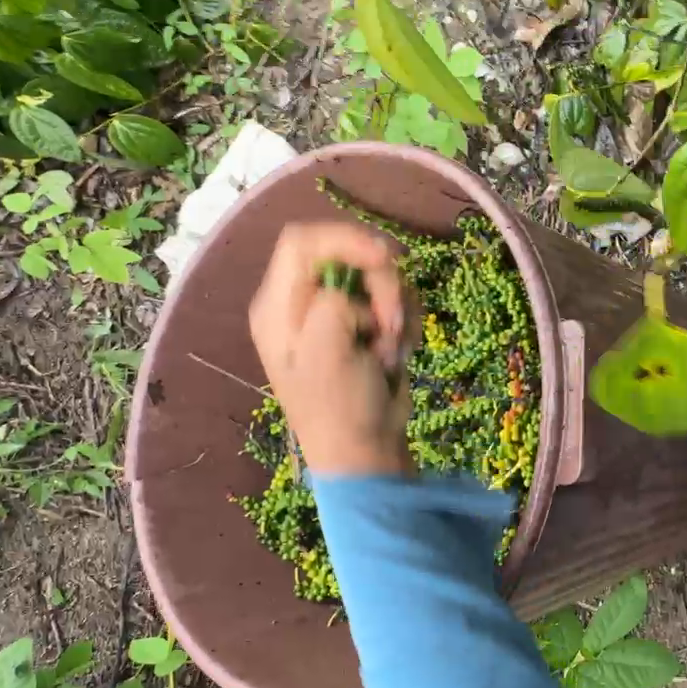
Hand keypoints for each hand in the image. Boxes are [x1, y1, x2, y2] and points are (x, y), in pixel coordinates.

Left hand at [248, 222, 413, 475]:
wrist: (366, 448)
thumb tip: (356, 293)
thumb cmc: (338, 406)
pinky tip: (400, 352)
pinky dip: (407, 322)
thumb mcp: (325, 353)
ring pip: (381, 277)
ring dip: (399, 309)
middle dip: (383, 285)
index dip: (346, 239)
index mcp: (279, 305)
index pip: (304, 241)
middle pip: (351, 256)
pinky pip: (398, 300)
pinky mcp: (370, 324)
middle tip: (392, 322)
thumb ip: (333, 305)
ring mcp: (340, 312)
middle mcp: (306, 301)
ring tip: (393, 348)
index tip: (385, 259)